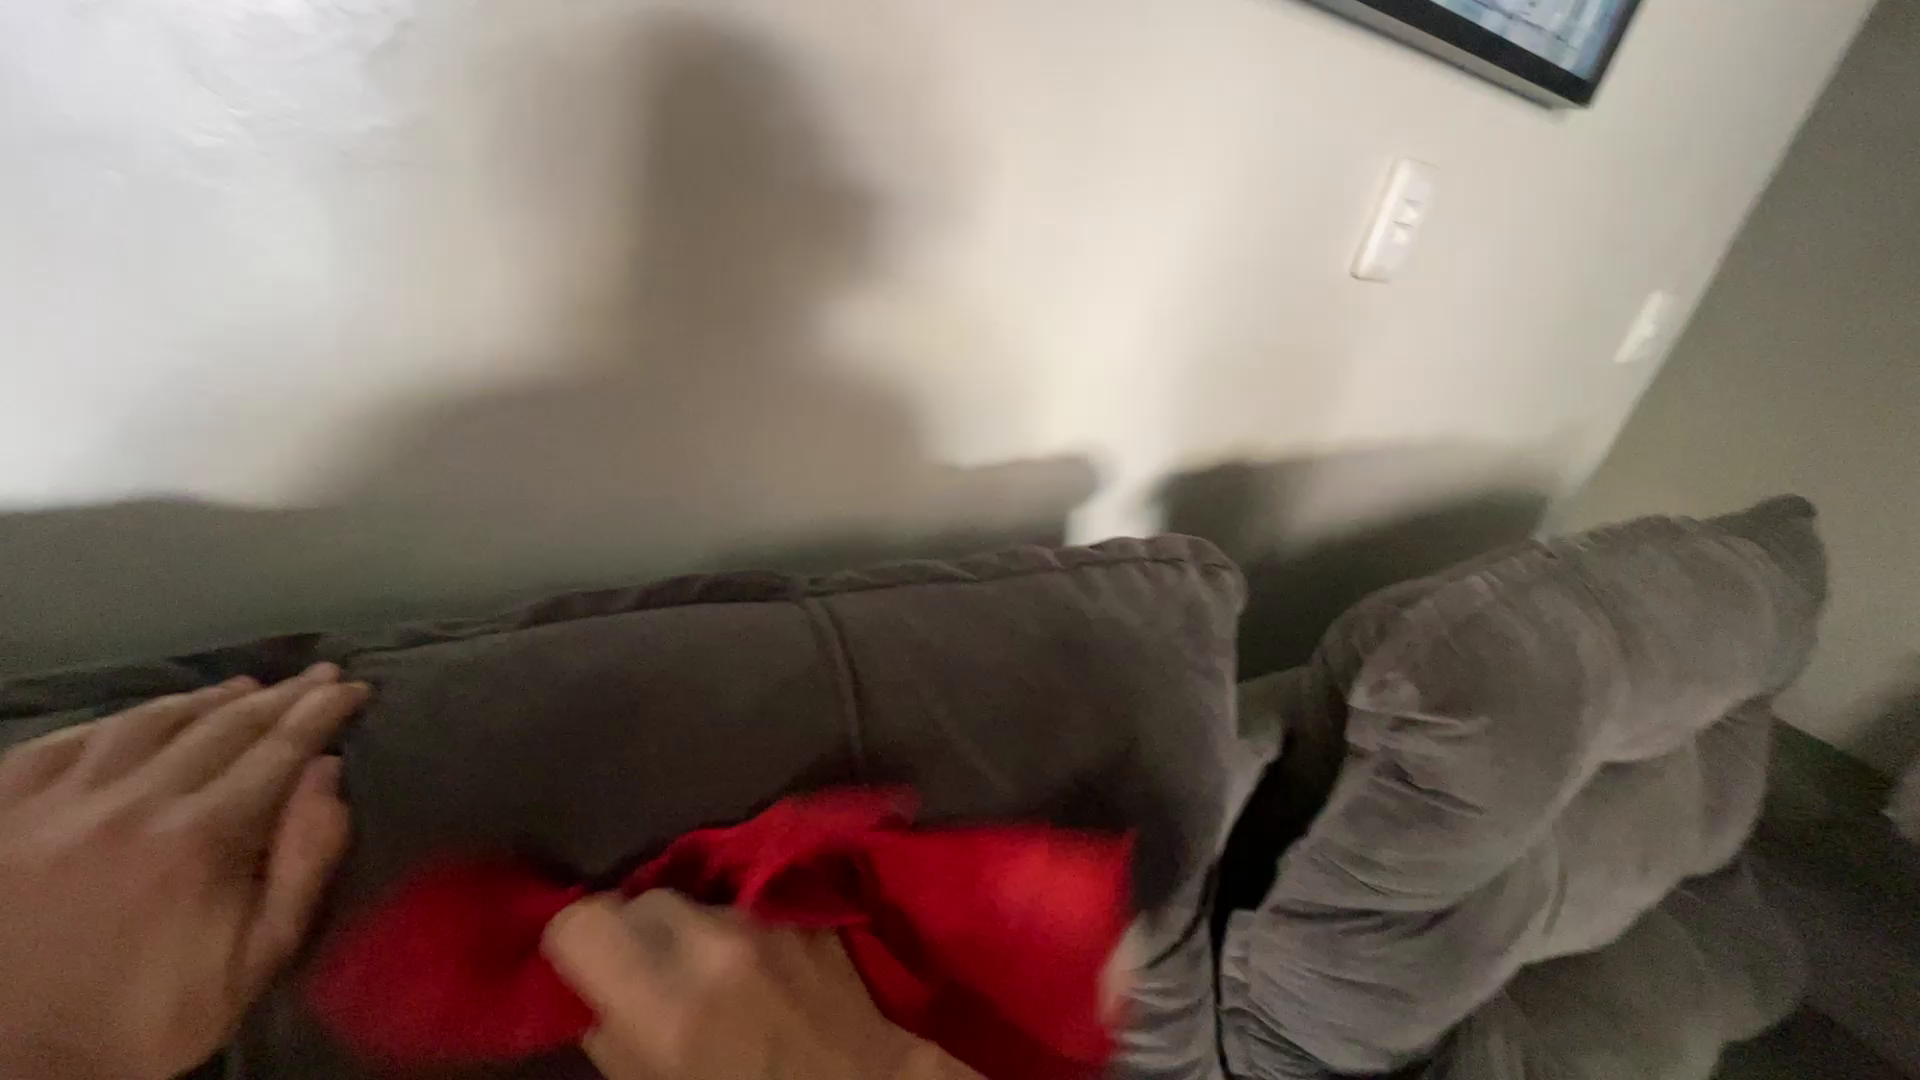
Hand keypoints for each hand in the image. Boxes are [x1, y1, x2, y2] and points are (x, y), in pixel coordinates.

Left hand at [0, 664, 364, 1079]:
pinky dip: (114, 721)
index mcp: (199, 838)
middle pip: (222, 725)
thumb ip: (306, 862)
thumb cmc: (153, 1016)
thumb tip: (327, 774)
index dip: (323, 710)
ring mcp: (48, 810)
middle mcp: (126, 807)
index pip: (280, 747)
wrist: (11, 1075)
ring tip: (247, 687)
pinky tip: (146, 719)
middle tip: (321, 676)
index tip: (354, 688)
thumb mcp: (260, 956)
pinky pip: (57, 745)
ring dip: (206, 699)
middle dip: (282, 695)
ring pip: (144, 723)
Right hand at [543, 891, 976, 1079]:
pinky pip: (747, 902)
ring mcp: (769, 920)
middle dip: (635, 929)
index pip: (585, 923)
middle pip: (645, 898)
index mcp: (671, 1007)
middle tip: (649, 969)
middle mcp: (717, 946)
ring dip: (690, 927)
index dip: (573, 938)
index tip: (580, 959)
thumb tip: (592, 988)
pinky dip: (737, 925)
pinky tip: (754, 962)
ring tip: (711, 970)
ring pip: (700, 898)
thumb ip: (615, 1034)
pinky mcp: (806, 909)